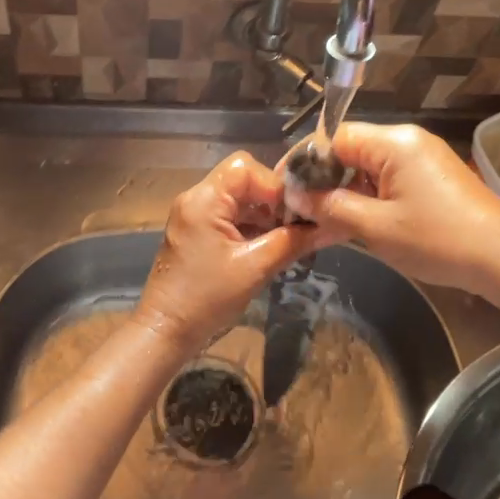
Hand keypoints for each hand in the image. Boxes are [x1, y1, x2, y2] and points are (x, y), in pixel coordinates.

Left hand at [134, 153, 315, 351]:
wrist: (166, 331)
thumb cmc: (207, 298)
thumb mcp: (255, 267)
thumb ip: (294, 242)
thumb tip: (333, 226)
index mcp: (204, 199)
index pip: (246, 167)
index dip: (275, 185)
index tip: (296, 212)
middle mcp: (196, 198)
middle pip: (243, 180)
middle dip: (273, 200)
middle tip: (298, 225)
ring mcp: (194, 215)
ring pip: (238, 199)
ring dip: (265, 215)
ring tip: (289, 238)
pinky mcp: (197, 232)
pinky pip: (229, 216)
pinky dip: (251, 226)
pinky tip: (270, 246)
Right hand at [292, 123, 499, 293]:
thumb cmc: (438, 241)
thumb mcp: (376, 227)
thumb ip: (330, 207)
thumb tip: (295, 195)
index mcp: (394, 143)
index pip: (334, 137)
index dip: (304, 162)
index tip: (284, 191)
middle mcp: (407, 141)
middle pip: (350, 150)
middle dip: (323, 179)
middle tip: (300, 212)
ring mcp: (422, 158)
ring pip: (367, 167)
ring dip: (344, 191)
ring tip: (322, 223)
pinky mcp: (432, 177)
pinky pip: (387, 178)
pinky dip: (367, 197)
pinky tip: (354, 222)